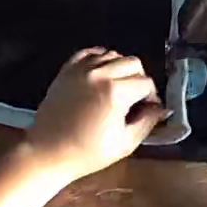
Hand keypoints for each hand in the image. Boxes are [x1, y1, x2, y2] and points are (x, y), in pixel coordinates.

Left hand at [20, 48, 165, 182]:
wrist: (47, 152)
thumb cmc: (87, 153)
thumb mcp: (125, 143)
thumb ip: (146, 122)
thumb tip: (158, 108)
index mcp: (115, 92)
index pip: (146, 83)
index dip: (151, 97)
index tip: (147, 109)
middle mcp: (99, 74)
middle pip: (132, 63)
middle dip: (139, 79)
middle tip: (134, 98)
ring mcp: (80, 70)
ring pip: (112, 55)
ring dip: (120, 68)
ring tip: (117, 87)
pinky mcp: (66, 71)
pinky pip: (88, 53)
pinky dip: (99, 59)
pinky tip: (101, 74)